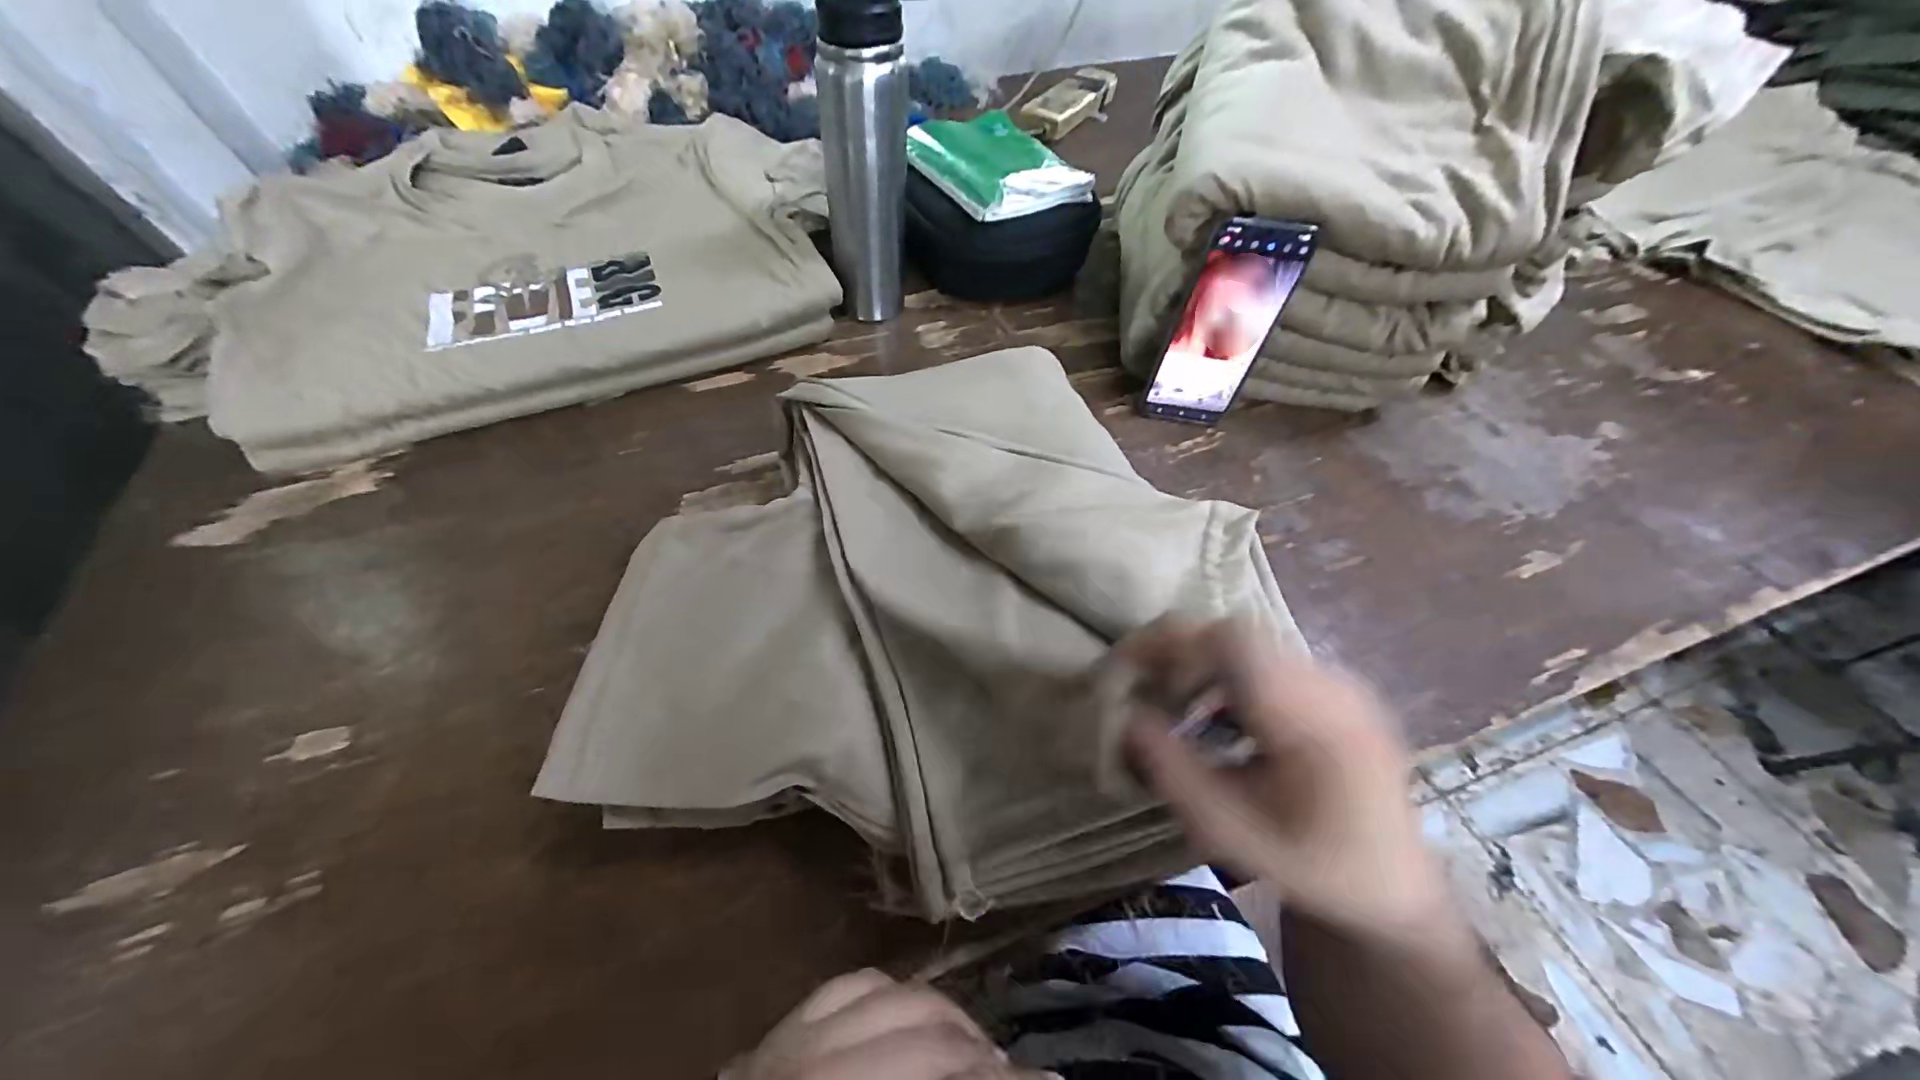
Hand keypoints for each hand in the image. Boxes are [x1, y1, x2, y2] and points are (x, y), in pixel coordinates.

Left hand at [725, 969, 1055, 1079]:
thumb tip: (1009, 1079)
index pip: (941, 1068)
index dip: (1000, 1077)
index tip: (1043, 1079)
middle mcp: (825, 1063)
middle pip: (924, 1034)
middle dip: (977, 1049)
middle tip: (1008, 1071)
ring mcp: (798, 1037)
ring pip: (891, 997)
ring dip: (941, 1014)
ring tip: (969, 1039)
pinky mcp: (780, 1025)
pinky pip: (846, 986)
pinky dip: (887, 992)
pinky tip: (906, 1003)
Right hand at [1120, 620, 1450, 940]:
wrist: (1397, 891)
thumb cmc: (1315, 871)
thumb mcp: (1233, 834)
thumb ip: (1175, 773)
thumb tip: (1127, 717)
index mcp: (1313, 719)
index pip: (1233, 639)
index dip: (1176, 648)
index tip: (1147, 684)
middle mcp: (1332, 686)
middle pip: (1237, 635)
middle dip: (1181, 658)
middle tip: (1151, 698)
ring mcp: (1340, 685)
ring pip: (1250, 644)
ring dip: (1204, 668)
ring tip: (1184, 714)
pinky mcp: (1338, 691)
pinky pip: (1269, 661)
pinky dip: (1230, 678)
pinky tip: (1223, 722)